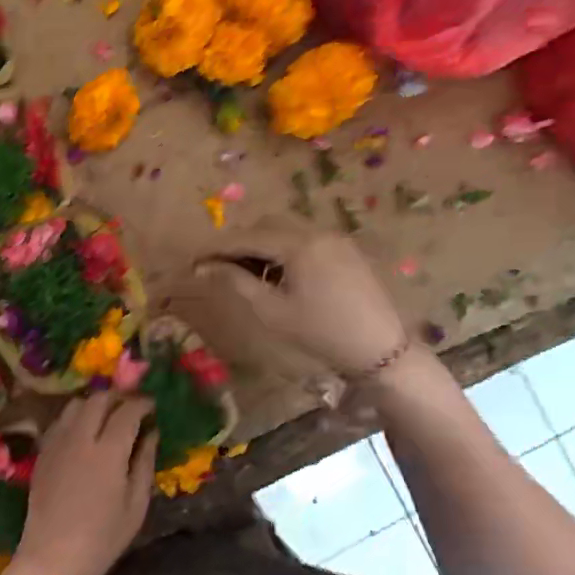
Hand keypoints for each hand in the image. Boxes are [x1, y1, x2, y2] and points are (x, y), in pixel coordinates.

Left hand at [12, 394, 156, 574]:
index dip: (142, 404)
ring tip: (107, 416)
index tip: (152, 405)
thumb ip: (144, 462)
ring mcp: (57, 443)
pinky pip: (60, 421)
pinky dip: (75, 417)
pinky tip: (84, 433)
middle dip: (118, 397)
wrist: (53, 558)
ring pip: (76, 404)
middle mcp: (80, 438)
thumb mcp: (136, 505)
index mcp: (108, 451)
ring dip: (95, 403)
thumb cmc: (103, 538)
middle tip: (131, 407)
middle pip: (98, 399)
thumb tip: (151, 433)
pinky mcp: (42, 453)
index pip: (127, 411)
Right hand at [194, 230, 409, 374]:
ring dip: (262, 244)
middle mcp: (317, 231)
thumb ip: (237, 282)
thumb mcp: (272, 311)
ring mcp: (334, 238)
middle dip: (239, 242)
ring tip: (248, 275)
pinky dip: (284, 249)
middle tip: (220, 268)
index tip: (193, 262)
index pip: (246, 237)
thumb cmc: (321, 333)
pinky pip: (305, 238)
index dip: (216, 248)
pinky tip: (278, 276)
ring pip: (286, 228)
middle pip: (266, 224)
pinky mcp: (345, 249)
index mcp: (298, 244)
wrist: (381, 350)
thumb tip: (205, 267)